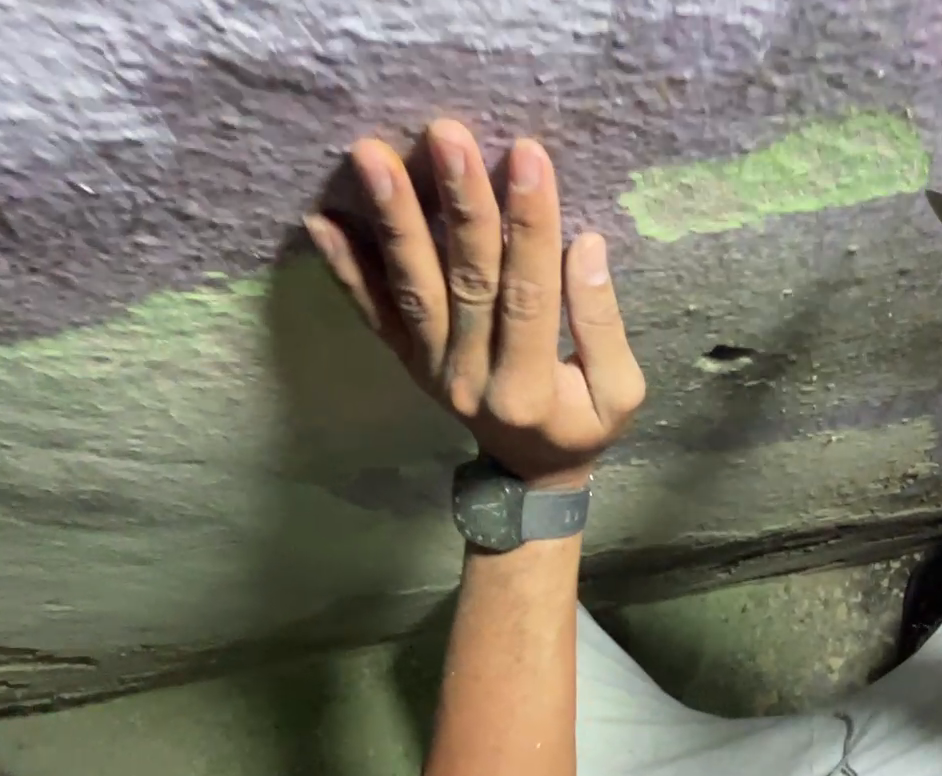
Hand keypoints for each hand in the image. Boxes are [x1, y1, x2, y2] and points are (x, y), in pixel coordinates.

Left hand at [304, 119, 645, 489]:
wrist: (530, 473)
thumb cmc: (582, 428)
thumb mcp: (619, 393)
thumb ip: (603, 326)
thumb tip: (586, 245)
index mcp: (530, 389)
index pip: (530, 296)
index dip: (531, 227)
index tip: (529, 156)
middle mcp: (472, 378)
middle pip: (468, 283)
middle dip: (460, 207)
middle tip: (446, 136)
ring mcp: (433, 370)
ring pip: (415, 290)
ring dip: (394, 222)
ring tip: (371, 157)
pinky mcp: (410, 362)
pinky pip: (376, 316)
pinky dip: (347, 271)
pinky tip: (322, 223)